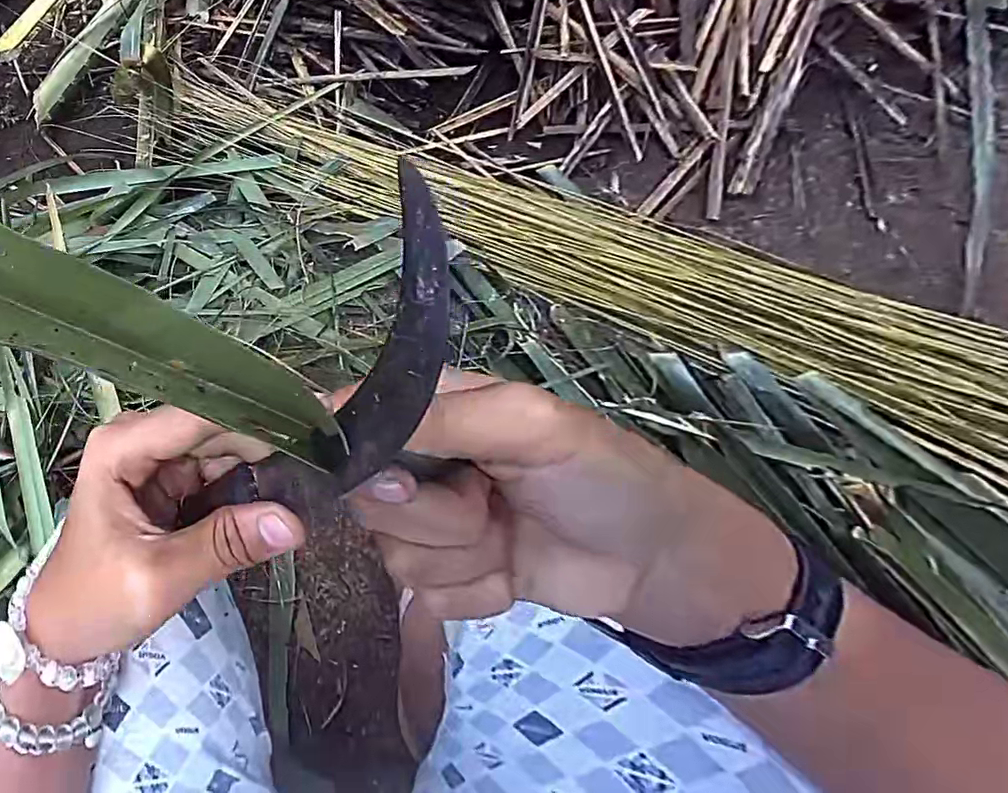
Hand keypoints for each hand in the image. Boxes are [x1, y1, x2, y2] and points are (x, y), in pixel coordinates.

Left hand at [22, 407, 306, 662]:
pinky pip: (216, 469)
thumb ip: (224, 545)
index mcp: (120, 446)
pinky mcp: (168, 481)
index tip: (309, 407)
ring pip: (220, 445)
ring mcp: (153, 458)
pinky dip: (249, 477)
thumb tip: (293, 521)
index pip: (196, 416)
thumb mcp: (160, 577)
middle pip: (212, 425)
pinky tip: (288, 476)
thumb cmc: (94, 602)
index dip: (252, 412)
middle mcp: (136, 439)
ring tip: (318, 456)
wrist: (63, 630)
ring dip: (264, 455)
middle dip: (266, 433)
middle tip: (325, 436)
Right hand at [344, 371, 795, 644]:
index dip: (353, 456)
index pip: (346, 424)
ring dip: (463, 554)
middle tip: (487, 500)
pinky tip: (511, 571)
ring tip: (507, 533)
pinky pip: (424, 595)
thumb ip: (438, 418)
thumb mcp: (523, 422)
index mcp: (420, 411)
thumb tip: (345, 435)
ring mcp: (423, 524)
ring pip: (392, 553)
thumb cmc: (598, 472)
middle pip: (364, 499)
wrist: (661, 563)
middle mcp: (408, 464)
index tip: (402, 481)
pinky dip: (475, 590)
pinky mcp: (442, 576)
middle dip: (433, 515)